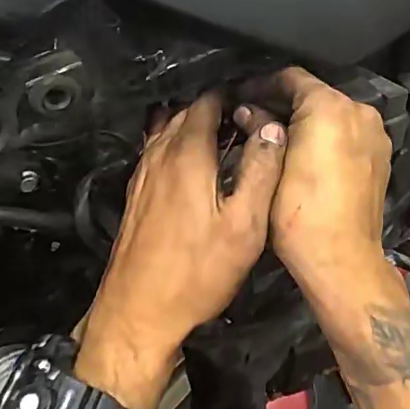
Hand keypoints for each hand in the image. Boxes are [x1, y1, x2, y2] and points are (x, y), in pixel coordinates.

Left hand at [79, 93, 285, 408]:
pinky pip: (158, 154)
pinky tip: (196, 168)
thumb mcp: (245, 225)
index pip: (207, 101)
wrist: (138, 315)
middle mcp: (159, 158)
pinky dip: (179, 147)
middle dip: (216, 107)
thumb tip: (273, 129)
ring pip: (168, 132)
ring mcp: (143, 177)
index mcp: (187, 155)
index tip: (255, 99)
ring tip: (225, 138)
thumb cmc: (195, 274)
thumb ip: (262, 171)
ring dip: (195, 127)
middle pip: (185, 112)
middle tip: (246, 118)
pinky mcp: (137, 197)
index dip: (232, 93)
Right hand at [237, 68, 391, 280]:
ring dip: (304, 118)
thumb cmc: (301, 214)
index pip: (291, 77)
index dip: (260, 83)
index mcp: (331, 107)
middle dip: (282, 102)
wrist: (341, 259)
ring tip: (273, 134)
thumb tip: (249, 110)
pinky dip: (325, 135)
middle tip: (251, 115)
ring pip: (332, 113)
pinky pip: (347, 132)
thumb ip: (261, 127)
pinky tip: (302, 152)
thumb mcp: (271, 165)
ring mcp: (374, 134)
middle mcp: (359, 112)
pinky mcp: (379, 156)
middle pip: (315, 93)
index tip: (241, 95)